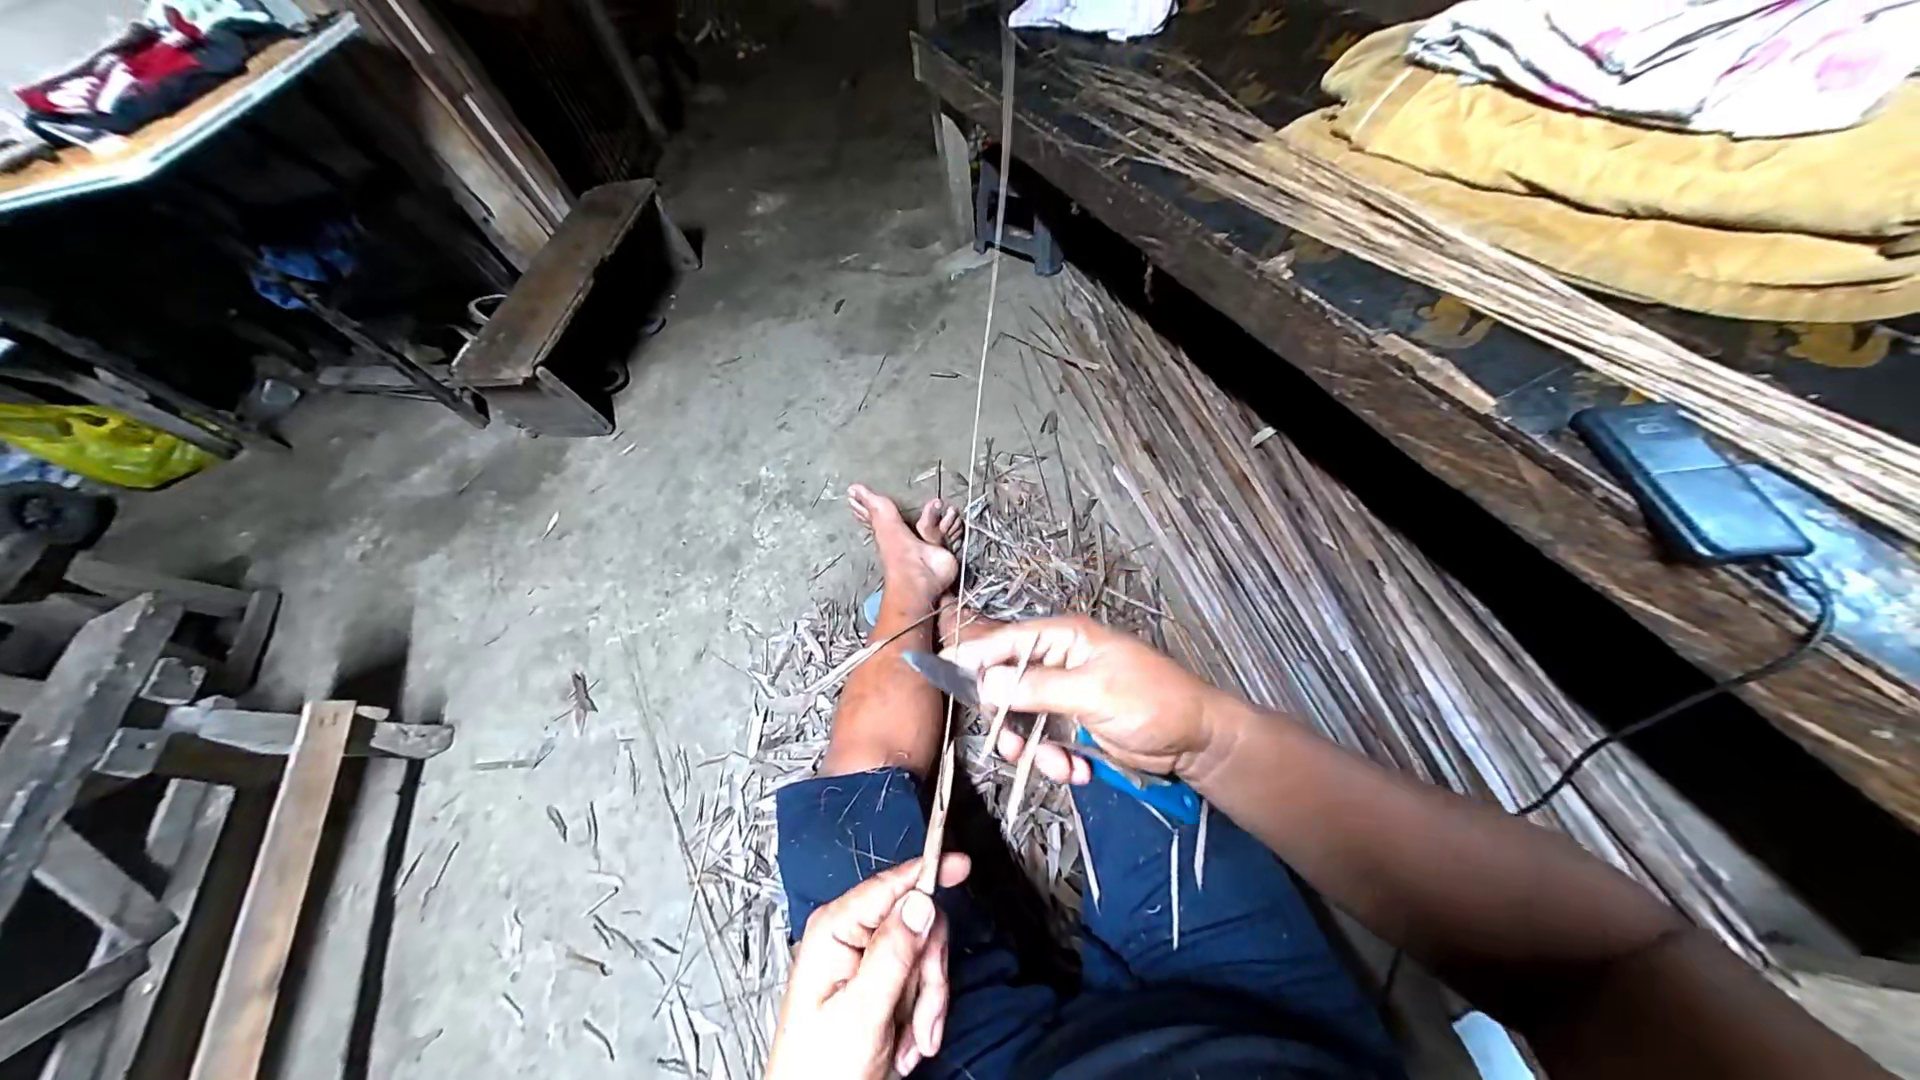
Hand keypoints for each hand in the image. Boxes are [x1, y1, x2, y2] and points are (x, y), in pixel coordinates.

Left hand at [765, 854, 970, 1079]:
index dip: (928, 871)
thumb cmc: (817, 1074)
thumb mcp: (860, 1015)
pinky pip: (920, 977)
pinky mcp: (878, 978)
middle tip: (924, 1016)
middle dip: (928, 972)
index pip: (890, 885)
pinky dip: (922, 1012)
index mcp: (834, 930)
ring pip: (923, 952)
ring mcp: (864, 957)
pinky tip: (906, 1040)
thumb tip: (919, 903)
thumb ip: (892, 954)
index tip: (959, 865)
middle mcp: (849, 934)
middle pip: (915, 921)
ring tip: (911, 1039)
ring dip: (926, 1000)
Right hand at [942, 615, 1235, 784]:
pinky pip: (1046, 743)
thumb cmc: (1151, 702)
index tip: (944, 672)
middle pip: (1008, 685)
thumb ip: (1037, 688)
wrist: (1198, 743)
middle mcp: (1060, 662)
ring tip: (1061, 766)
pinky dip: (1057, 760)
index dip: (975, 657)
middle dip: (1009, 719)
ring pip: (1024, 720)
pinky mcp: (1075, 727)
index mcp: (1065, 639)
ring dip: (1035, 748)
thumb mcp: (1093, 692)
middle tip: (1013, 743)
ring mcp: (1066, 697)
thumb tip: (985, 682)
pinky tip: (1080, 770)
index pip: (1008, 641)